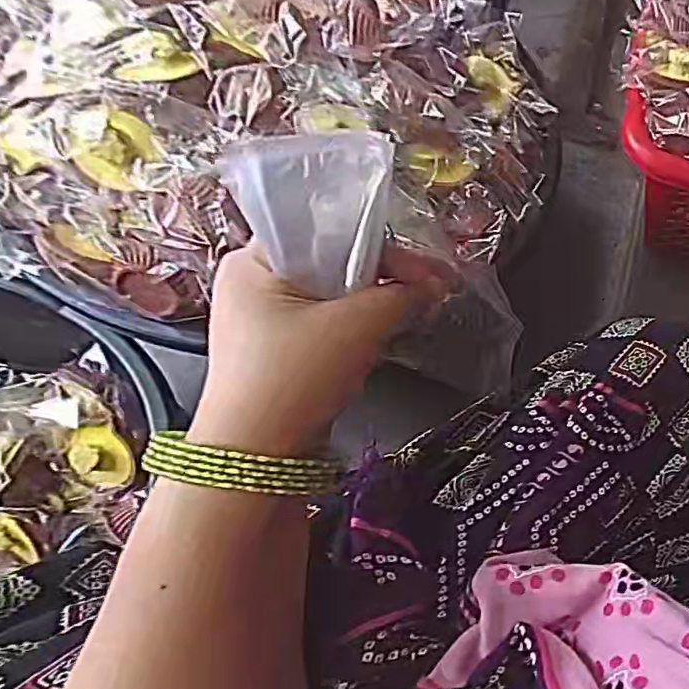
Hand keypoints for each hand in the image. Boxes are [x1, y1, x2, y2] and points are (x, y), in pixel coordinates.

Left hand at [189, 243, 443, 455]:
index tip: (428, 269)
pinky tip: (378, 337)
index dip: (383, 245)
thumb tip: (437, 284)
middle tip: (427, 292)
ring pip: (331, 295)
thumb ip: (401, 297)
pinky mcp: (276, 348)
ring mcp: (262, 317)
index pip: (328, 232)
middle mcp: (251, 281)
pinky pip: (324, 322)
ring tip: (409, 313)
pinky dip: (355, 326)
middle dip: (383, 278)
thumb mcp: (355, 328)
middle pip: (332, 262)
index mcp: (253, 260)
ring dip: (372, 304)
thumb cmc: (295, 379)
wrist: (257, 456)